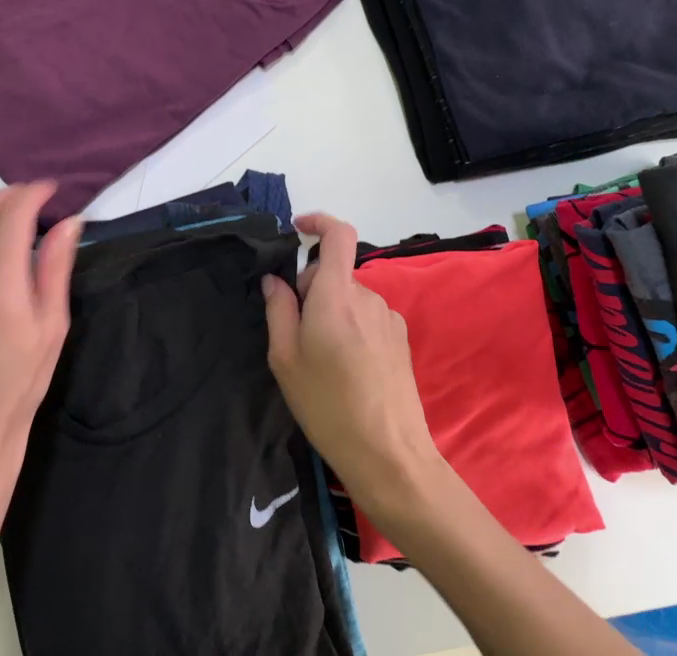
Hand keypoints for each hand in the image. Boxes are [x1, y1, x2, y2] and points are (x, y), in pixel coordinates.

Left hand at [0, 182, 82, 473]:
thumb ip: (56, 269)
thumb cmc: (23, 381)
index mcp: (3, 291)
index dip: (32, 194)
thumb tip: (68, 221)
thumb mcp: (53, 328)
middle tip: (31, 202)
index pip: (12, 217)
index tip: (50, 192)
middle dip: (9, 195)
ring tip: (3, 216)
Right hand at [263, 213, 442, 508]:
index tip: (297, 229)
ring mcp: (389, 318)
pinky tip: (347, 369)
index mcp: (336, 297)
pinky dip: (351, 328)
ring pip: (350, 299)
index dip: (318, 222)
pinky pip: (367, 317)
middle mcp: (367, 298)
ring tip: (321, 360)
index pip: (338, 235)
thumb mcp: (285, 360)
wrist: (388, 454)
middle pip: (335, 274)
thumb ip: (278, 310)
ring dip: (331, 313)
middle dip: (310, 291)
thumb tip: (275, 280)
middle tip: (294, 336)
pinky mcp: (401, 339)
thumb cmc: (327, 406)